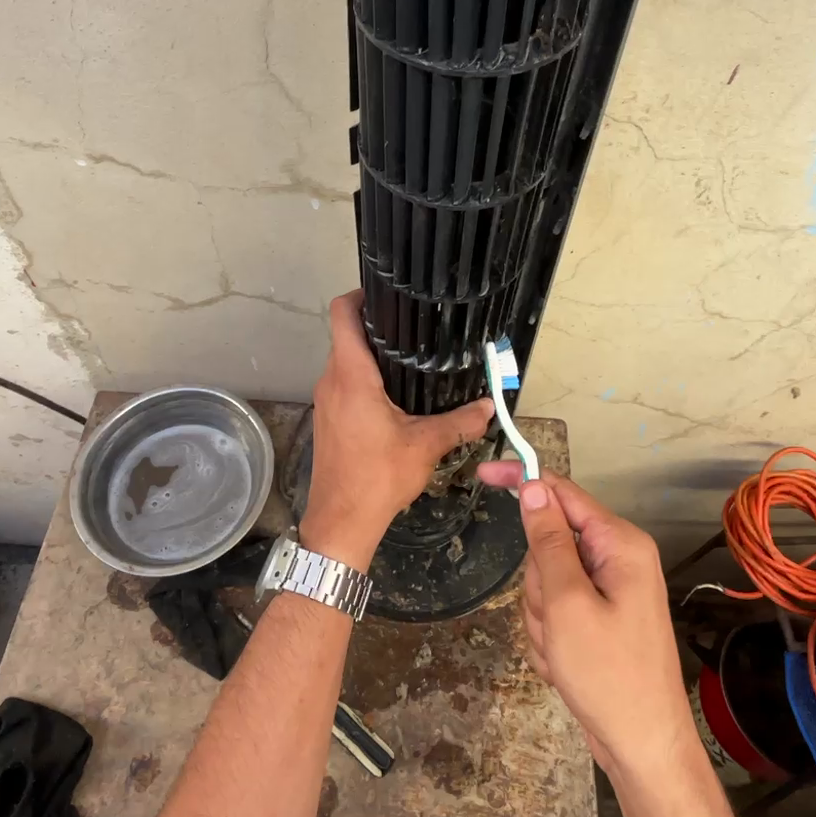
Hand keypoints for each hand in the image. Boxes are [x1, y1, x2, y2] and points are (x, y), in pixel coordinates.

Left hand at [302, 290, 493, 570]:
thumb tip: (490, 407)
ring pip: (343, 361)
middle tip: (412, 325)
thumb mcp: (425, 446)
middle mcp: (331, 381)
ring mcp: (325, 401)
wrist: (341, 522)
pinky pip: (342, 383)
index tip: (387, 294)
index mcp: (351, 376)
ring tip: (407, 355)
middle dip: (374, 325)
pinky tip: (393, 392)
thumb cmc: (378, 477)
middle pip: (344, 335)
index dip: (360, 295)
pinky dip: (363, 378)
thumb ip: (459, 422)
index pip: (342, 314)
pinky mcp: (327, 419)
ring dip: (369, 354)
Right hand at [478, 462, 735, 816]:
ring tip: (562, 650)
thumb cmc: (608, 675)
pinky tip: (566, 664)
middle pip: (549, 542)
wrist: (642, 747)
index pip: (561, 491)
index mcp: (619, 543)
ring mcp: (610, 589)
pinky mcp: (600, 616)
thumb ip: (548, 541)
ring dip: (542, 615)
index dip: (522, 479)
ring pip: (546, 579)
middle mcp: (618, 558)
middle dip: (538, 583)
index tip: (482, 473)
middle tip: (554, 621)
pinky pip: (555, 608)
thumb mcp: (567, 603)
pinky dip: (550, 634)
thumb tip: (534, 486)